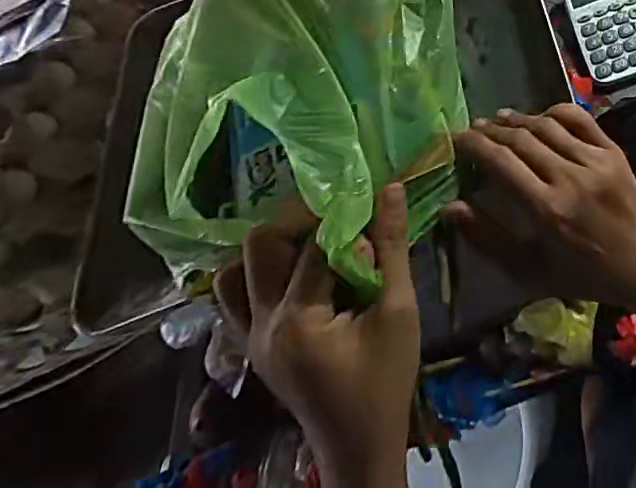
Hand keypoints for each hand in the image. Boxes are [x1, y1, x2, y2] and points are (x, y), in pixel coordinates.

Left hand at [213, 185, 417, 487]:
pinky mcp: (253, 347)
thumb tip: (391, 189)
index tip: (369, 194)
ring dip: (273, 248)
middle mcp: (261, 325)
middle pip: (260, 247)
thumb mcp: (399, 310)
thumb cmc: (386, 379)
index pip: (315, 245)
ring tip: (314, 241)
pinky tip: (299, 272)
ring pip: (237, 272)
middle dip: (299, 220)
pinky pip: (238, 298)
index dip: (345, 214)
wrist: (360, 444)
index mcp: (298, 319)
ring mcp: (249, 339)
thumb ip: (392, 247)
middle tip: (338, 214)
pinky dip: (262, 274)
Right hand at [447, 104, 635, 308]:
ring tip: (499, 119)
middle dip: (492, 130)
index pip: (502, 163)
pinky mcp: (612, 150)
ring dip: (519, 119)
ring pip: (547, 126)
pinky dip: (556, 112)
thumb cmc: (586, 273)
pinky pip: (579, 119)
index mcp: (548, 209)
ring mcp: (594, 159)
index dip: (475, 146)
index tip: (456, 139)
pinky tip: (540, 117)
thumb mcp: (532, 270)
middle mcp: (570, 177)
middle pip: (521, 140)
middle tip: (474, 129)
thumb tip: (451, 208)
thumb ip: (489, 239)